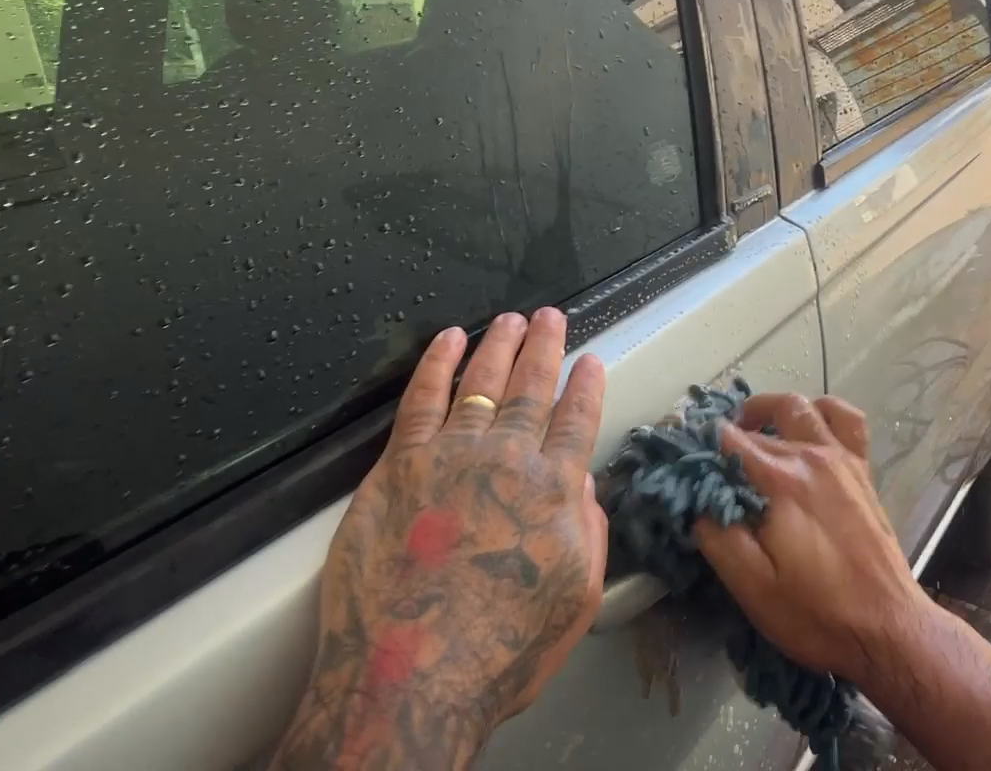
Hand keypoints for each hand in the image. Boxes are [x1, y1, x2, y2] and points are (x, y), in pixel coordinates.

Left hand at [270, 308, 608, 770]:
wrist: (410, 673)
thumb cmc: (498, 652)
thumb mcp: (575, 600)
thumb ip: (588, 534)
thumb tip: (584, 489)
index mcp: (554, 490)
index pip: (577, 419)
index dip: (585, 386)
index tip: (590, 361)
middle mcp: (508, 459)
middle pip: (531, 387)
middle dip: (544, 346)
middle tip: (550, 317)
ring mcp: (451, 454)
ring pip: (480, 381)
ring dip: (497, 344)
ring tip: (509, 319)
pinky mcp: (400, 463)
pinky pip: (422, 397)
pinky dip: (436, 363)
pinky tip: (448, 339)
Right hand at [696, 393, 932, 687]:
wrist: (887, 630)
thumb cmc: (815, 612)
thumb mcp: (751, 586)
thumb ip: (716, 536)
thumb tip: (696, 501)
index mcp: (778, 481)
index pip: (725, 439)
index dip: (697, 444)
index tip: (681, 460)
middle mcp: (809, 456)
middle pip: (755, 427)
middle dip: (725, 438)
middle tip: (707, 467)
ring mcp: (840, 458)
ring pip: (797, 407)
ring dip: (767, 411)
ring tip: (750, 432)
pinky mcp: (860, 470)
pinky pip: (846, 419)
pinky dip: (822, 412)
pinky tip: (808, 427)